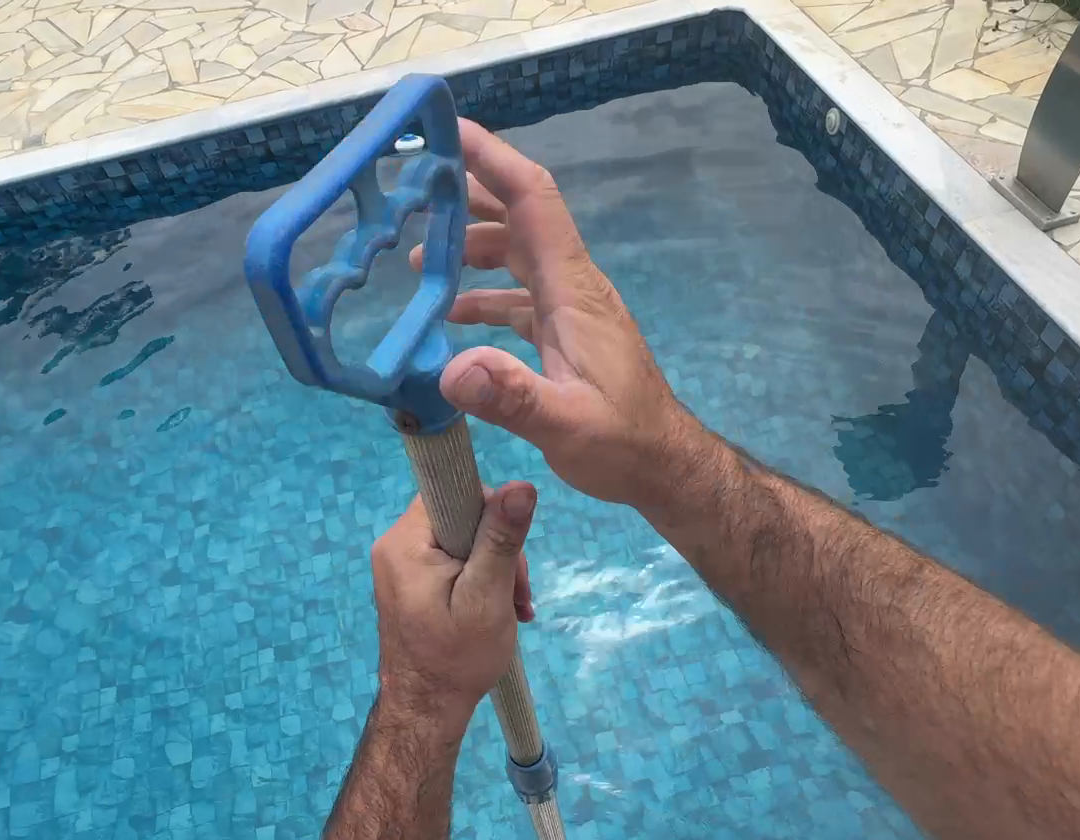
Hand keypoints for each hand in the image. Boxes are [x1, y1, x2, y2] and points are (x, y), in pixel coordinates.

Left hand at [371, 483, 537, 737]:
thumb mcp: (487, 596)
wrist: (427, 710)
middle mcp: (395, 546)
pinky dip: (481, 581)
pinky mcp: (412, 583)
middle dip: (499, 551)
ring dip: (496, 570)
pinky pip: (453, 562)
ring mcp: (401, 566)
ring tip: (513, 608)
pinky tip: (501, 610)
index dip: (488, 512)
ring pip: (463, 541)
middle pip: (461, 518)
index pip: (452, 491)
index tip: (508, 550)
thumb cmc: (456, 658)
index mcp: (404, 543)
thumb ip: (501, 540)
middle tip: (516, 594)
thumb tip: (522, 486)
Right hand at [413, 119, 702, 509]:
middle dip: (470, 198)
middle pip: (521, 219)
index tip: (446, 133)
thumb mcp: (566, 425)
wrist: (664, 466)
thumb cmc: (624, 444)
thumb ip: (512, 397)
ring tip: (421, 262)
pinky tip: (456, 316)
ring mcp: (573, 312)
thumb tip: (448, 370)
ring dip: (473, 249)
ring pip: (520, 257)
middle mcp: (573, 289)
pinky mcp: (569, 336)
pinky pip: (522, 298)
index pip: (533, 202)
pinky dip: (487, 296)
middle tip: (415, 198)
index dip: (492, 159)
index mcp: (573, 292)